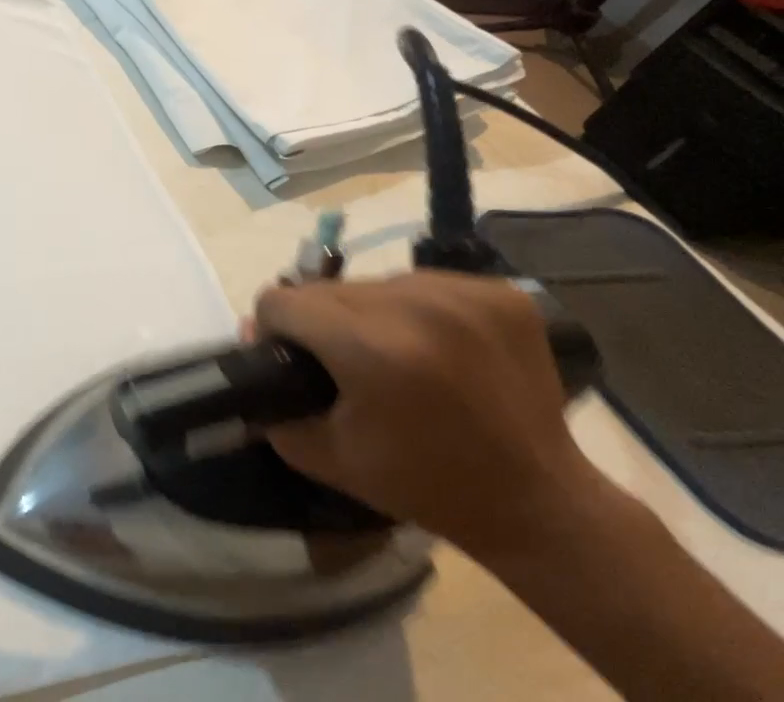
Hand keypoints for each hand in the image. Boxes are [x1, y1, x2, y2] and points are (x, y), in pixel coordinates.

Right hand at [255, 271, 597, 553]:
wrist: (534, 501)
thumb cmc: (419, 482)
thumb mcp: (321, 452)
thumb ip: (269, 398)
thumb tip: (251, 340)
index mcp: (371, 348)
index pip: (282, 301)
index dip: (273, 330)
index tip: (290, 360)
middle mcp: (417, 307)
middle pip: (326, 290)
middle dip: (319, 323)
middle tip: (341, 366)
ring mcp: (465, 296)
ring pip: (373, 283)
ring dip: (366, 314)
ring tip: (390, 356)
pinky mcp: (502, 295)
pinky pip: (422, 284)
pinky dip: (413, 310)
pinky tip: (432, 347)